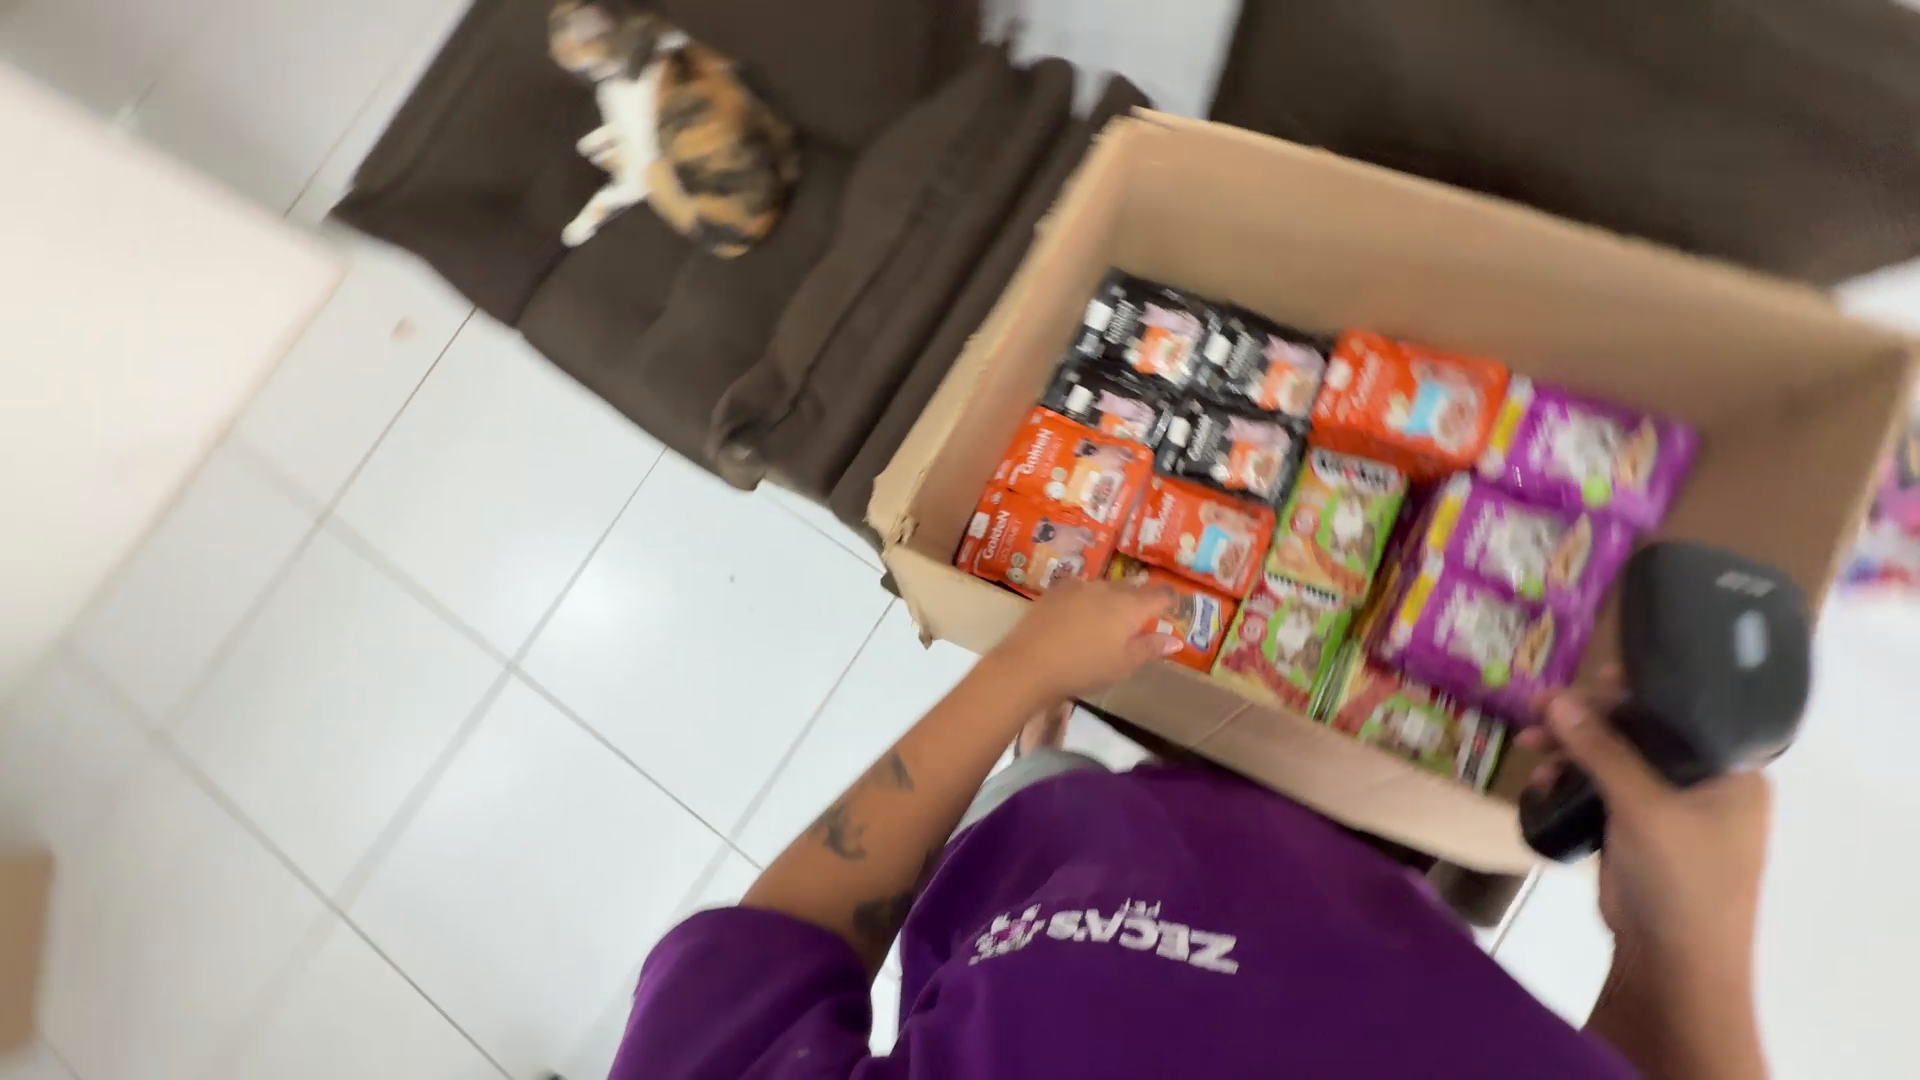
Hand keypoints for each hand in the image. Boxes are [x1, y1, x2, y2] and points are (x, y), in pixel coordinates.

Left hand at [987, 580, 1181, 703]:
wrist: (1030, 662)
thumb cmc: (1084, 668)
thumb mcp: (1124, 664)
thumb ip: (1150, 648)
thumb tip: (1176, 639)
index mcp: (1130, 606)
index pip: (1160, 595)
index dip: (1169, 600)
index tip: (1170, 608)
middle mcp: (1107, 589)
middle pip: (1132, 589)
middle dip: (1139, 600)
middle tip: (1137, 620)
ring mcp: (1079, 586)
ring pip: (1105, 587)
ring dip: (1111, 599)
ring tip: (1105, 620)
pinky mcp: (1055, 590)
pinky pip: (1079, 589)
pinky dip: (1085, 599)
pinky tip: (1078, 614)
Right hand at [1520, 690, 1770, 973]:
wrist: (1673, 956)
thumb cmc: (1681, 876)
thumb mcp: (1642, 806)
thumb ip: (1600, 749)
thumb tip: (1553, 698)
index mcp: (1730, 773)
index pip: (1682, 714)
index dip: (1637, 691)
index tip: (1591, 675)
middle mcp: (1701, 782)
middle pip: (1635, 732)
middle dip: (1583, 721)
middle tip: (1534, 708)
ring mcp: (1665, 805)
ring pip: (1609, 757)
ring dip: (1567, 748)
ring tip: (1527, 744)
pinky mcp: (1634, 825)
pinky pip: (1596, 785)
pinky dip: (1567, 778)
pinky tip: (1541, 781)